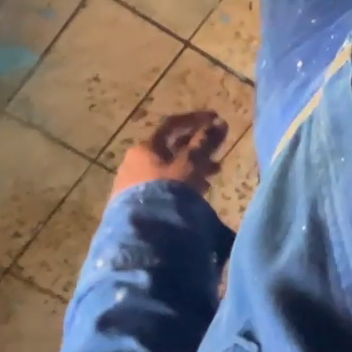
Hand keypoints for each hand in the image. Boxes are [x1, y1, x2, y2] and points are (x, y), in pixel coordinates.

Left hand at [112, 111, 228, 197]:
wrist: (142, 231)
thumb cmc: (168, 188)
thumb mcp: (191, 163)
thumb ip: (206, 142)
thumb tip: (220, 123)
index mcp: (145, 146)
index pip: (173, 124)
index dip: (197, 119)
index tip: (216, 120)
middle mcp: (134, 161)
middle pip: (171, 148)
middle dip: (197, 150)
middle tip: (216, 155)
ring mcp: (131, 183)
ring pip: (167, 168)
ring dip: (191, 169)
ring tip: (210, 179)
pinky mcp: (132, 203)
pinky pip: (161, 185)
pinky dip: (179, 184)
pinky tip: (194, 194)